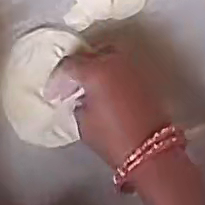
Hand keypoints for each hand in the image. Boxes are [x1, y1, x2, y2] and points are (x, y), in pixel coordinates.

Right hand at [47, 46, 170, 168]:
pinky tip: (104, 90)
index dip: (57, 79)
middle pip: (88, 54)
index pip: (69, 64)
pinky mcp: (142, 75)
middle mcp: (113, 60)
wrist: (152, 150)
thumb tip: (79, 97)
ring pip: (106, 55)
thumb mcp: (84, 122)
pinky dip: (109, 72)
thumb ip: (77, 103)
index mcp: (95, 70)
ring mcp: (130, 65)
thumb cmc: (113, 138)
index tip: (52, 94)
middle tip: (69, 86)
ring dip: (95, 67)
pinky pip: (119, 65)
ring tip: (87, 86)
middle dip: (76, 67)